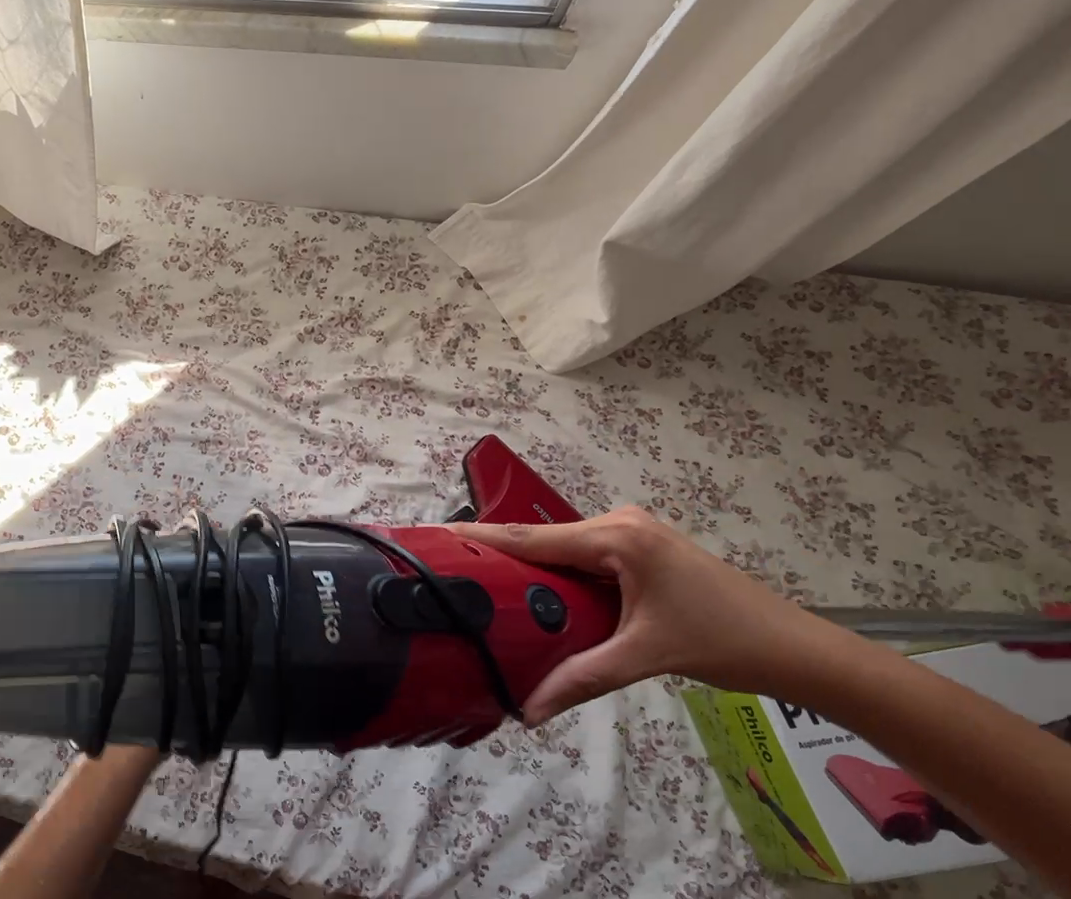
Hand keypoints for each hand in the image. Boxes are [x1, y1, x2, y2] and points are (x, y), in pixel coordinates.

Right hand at [447, 507, 847, 723]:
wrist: (798, 649)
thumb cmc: (726, 642)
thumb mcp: (646, 657)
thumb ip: (583, 677)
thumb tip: (529, 713)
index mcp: (618, 537)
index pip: (533, 537)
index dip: (483, 538)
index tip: (437, 537)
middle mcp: (620, 523)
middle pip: (544, 539)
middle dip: (500, 554)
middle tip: (453, 570)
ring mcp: (633, 533)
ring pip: (564, 549)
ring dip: (529, 565)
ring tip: (483, 581)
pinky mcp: (642, 549)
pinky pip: (584, 556)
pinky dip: (558, 572)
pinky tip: (536, 590)